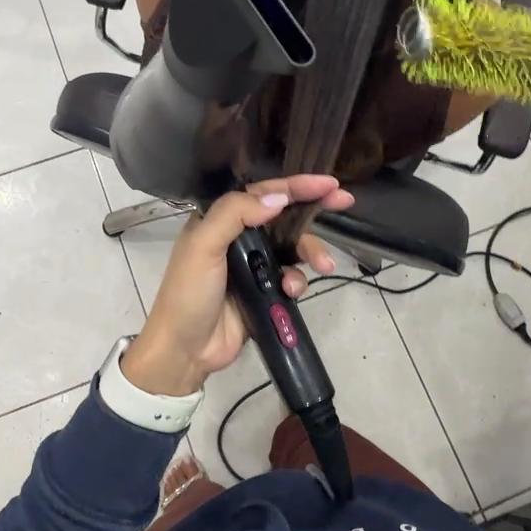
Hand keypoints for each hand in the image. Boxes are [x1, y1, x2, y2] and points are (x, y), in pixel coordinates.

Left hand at [122, 176, 352, 396]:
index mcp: (220, 219)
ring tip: (324, 265)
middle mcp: (239, 237)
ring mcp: (254, 266)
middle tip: (344, 201)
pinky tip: (292, 292)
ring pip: (293, 248)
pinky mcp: (265, 292)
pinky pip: (292, 278)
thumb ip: (236, 214)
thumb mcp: (204, 245)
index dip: (296, 185)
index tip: (328, 182)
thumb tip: (279, 197)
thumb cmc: (189, 291)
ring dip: (311, 252)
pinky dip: (297, 282)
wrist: (186, 348)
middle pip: (284, 216)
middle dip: (314, 210)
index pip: (263, 193)